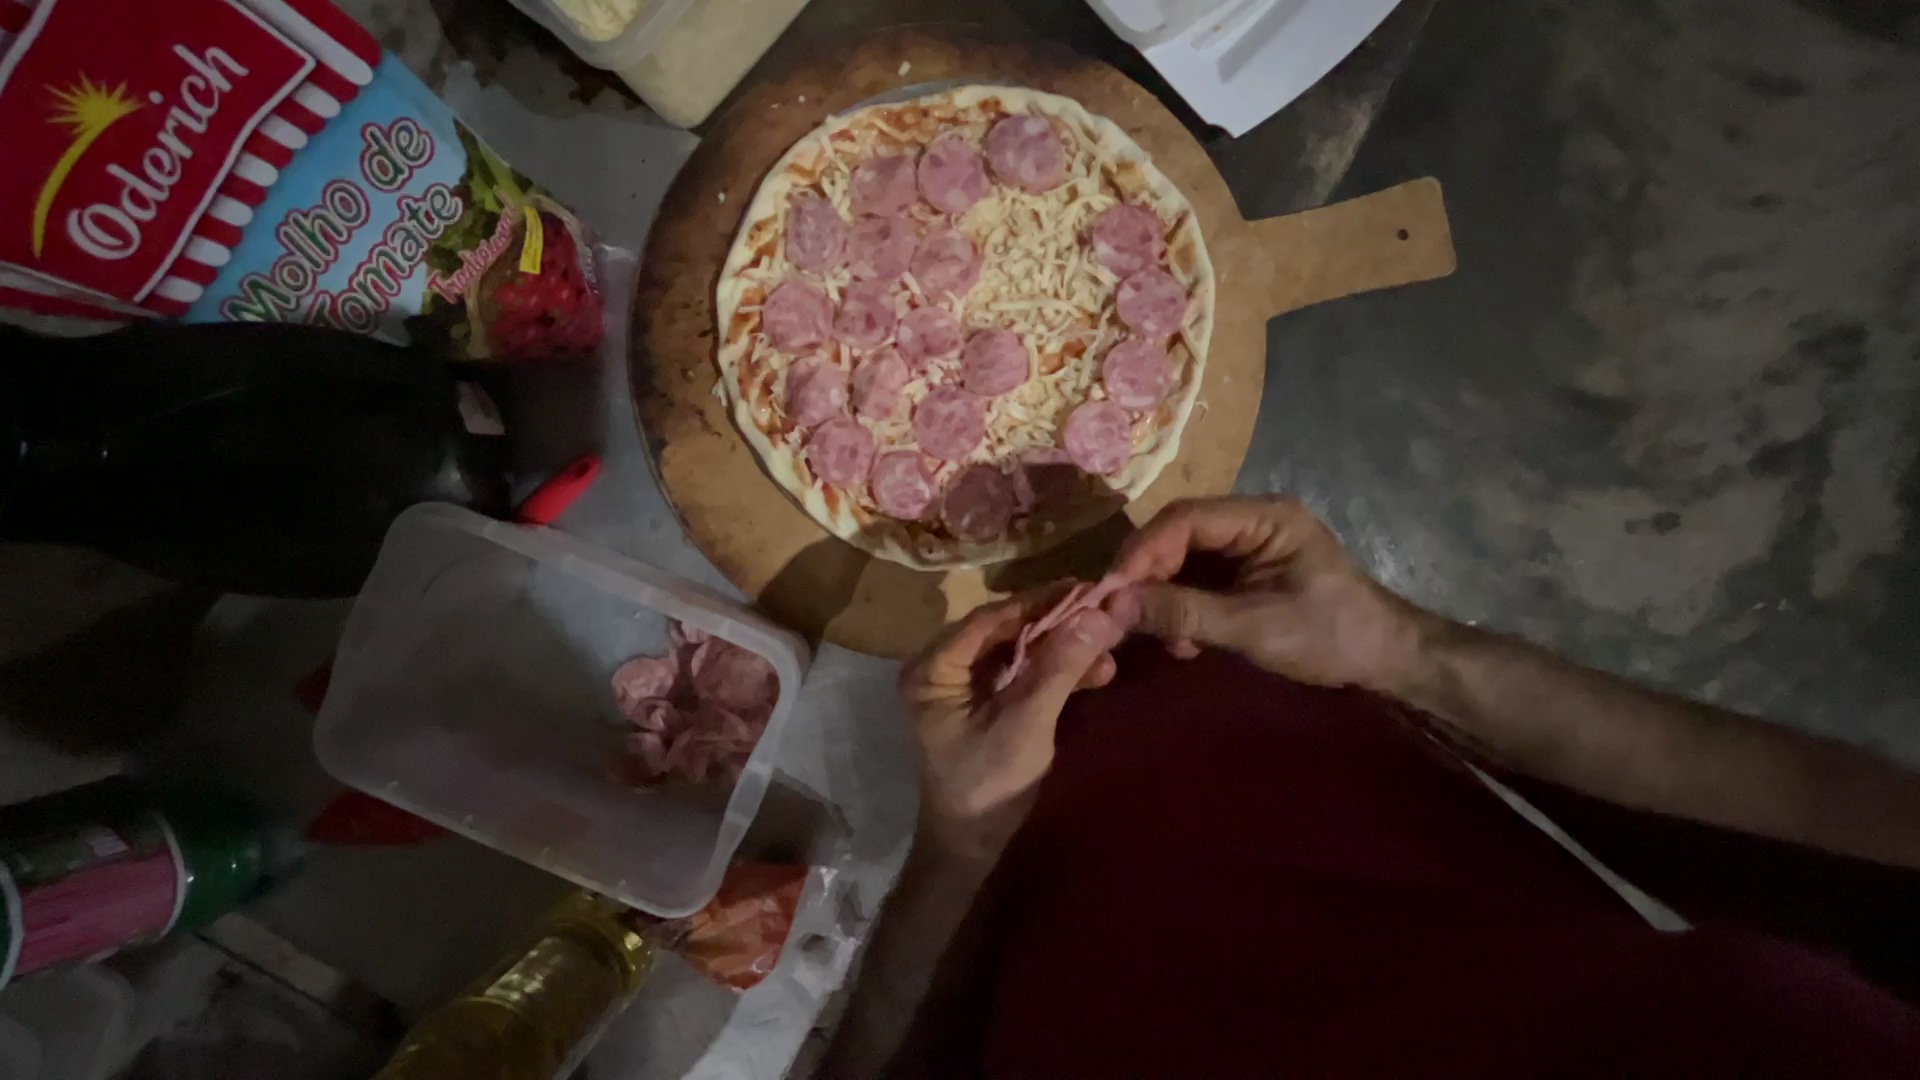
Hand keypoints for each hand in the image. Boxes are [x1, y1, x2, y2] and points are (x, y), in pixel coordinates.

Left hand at [899, 586, 1127, 860]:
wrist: (973, 846)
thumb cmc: (987, 787)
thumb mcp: (1025, 724)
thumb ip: (1058, 669)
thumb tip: (1098, 614)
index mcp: (933, 668)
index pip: (989, 619)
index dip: (1038, 601)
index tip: (1085, 588)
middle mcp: (943, 667)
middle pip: (1006, 631)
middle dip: (1057, 624)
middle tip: (1103, 609)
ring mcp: (964, 684)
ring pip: (1019, 650)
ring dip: (1063, 648)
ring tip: (1110, 642)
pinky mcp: (986, 700)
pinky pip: (1023, 673)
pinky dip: (1057, 671)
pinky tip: (1097, 669)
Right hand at [1113, 495, 1427, 690]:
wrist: (1386, 662)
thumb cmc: (1332, 638)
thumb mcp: (1254, 628)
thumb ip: (1184, 613)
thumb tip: (1114, 607)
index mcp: (1263, 516)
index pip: (1184, 520)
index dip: (1142, 553)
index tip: (1112, 593)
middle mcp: (1248, 521)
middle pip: (1175, 536)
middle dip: (1145, 576)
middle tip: (1119, 616)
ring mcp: (1243, 547)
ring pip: (1178, 560)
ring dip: (1159, 597)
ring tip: (1154, 635)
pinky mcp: (1239, 574)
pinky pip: (1192, 581)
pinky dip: (1177, 609)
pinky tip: (1178, 640)